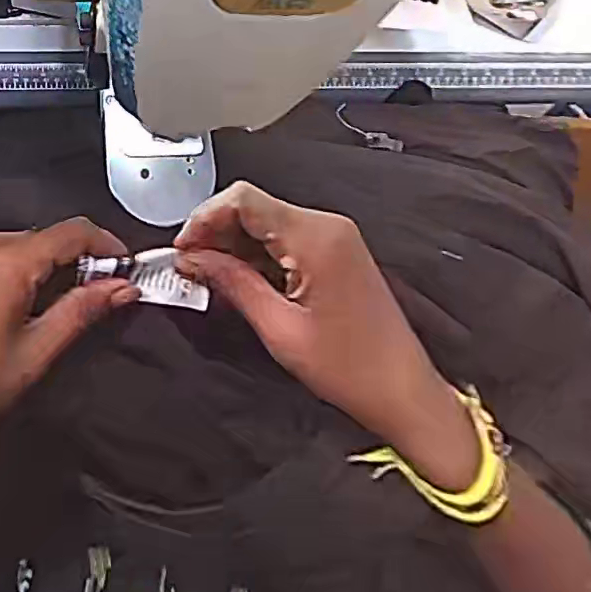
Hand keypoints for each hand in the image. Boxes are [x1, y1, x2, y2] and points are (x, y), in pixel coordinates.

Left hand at [0, 217, 139, 474]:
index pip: (74, 231)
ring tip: (77, 300)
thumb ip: (83, 309)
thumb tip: (118, 288)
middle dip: (85, 257)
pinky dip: (31, 269)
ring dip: (58, 264)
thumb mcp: (37, 349)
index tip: (126, 266)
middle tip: (108, 290)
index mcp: (9, 258)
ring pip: (29, 243)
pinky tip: (38, 301)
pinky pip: (5, 255)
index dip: (108, 245)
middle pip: (52, 235)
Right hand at [173, 181, 479, 486]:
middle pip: (251, 206)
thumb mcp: (279, 329)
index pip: (243, 199)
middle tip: (191, 265)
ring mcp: (332, 236)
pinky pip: (281, 236)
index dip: (204, 218)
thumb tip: (193, 258)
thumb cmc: (354, 369)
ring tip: (210, 277)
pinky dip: (254, 253)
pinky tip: (239, 279)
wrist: (406, 392)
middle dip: (214, 232)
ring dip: (232, 244)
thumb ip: (232, 283)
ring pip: (262, 220)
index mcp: (316, 238)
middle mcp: (326, 226)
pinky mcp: (332, 249)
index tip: (184, 247)